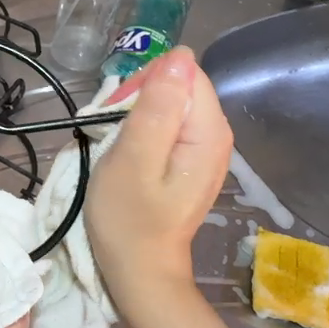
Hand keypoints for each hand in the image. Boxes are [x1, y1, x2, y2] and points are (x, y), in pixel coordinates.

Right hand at [84, 48, 232, 303]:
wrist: (139, 270)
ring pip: (170, 103)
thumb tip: (179, 57)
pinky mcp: (190, 160)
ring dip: (136, 115)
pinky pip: (167, 124)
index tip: (118, 114)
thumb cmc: (128, 217)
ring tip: (116, 145)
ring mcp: (205, 149)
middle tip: (112, 132)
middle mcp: (216, 134)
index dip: (146, 83)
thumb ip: (155, 108)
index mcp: (208, 131)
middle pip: (178, 86)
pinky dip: (141, 131)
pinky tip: (127, 154)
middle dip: (139, 98)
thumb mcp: (133, 159)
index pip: (184, 73)